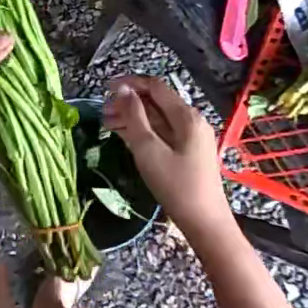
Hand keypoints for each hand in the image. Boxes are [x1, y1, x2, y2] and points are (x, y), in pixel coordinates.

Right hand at [102, 76, 235, 242]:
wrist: (205, 223)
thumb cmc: (175, 186)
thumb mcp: (149, 150)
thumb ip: (134, 117)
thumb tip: (123, 90)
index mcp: (186, 116)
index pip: (155, 87)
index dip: (130, 84)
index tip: (105, 89)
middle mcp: (192, 121)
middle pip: (156, 102)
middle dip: (128, 103)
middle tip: (102, 112)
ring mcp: (191, 137)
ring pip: (158, 118)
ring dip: (133, 118)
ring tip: (107, 124)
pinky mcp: (188, 152)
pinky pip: (163, 133)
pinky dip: (143, 132)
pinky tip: (124, 136)